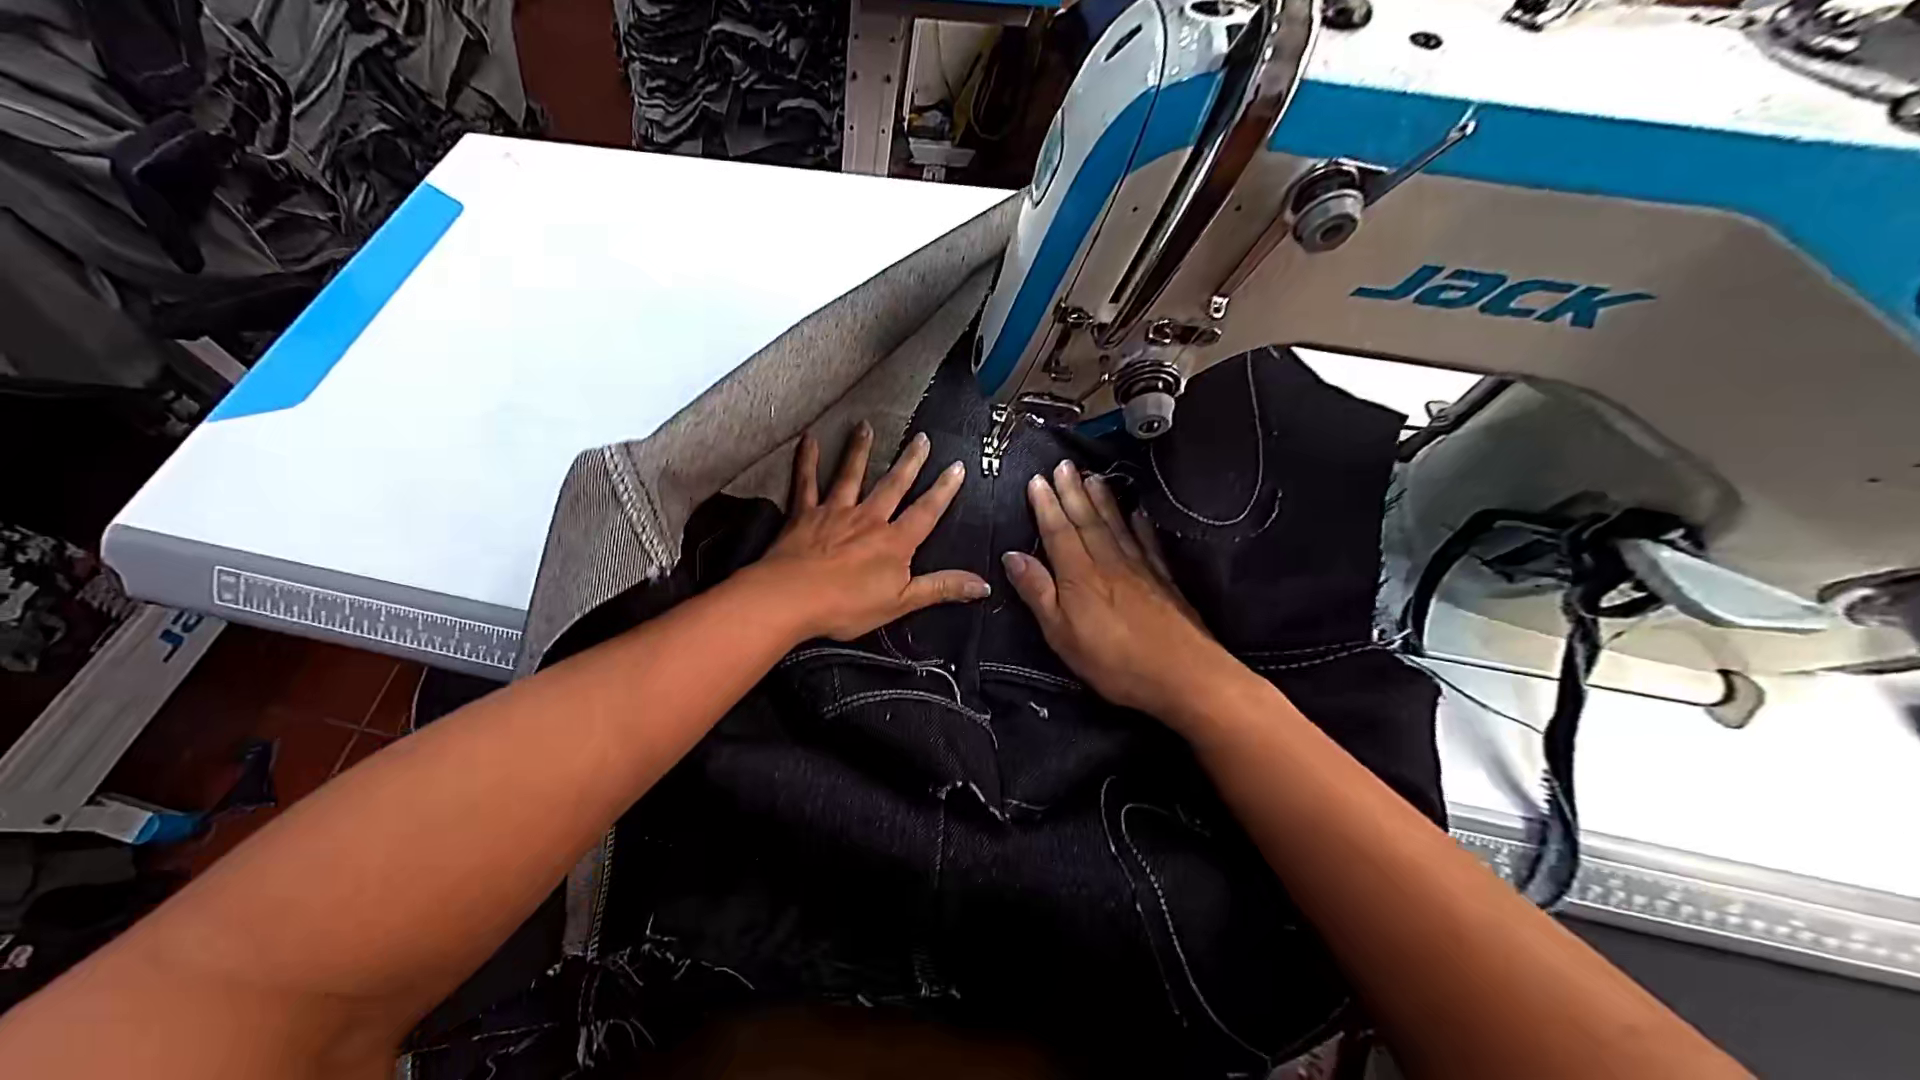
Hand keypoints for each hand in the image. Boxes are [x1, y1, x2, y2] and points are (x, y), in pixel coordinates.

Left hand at [739, 422, 989, 641]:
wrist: (791, 598)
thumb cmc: (846, 605)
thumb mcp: (902, 602)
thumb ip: (942, 588)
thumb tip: (983, 585)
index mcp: (894, 541)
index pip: (927, 511)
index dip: (944, 489)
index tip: (956, 467)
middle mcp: (868, 518)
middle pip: (894, 484)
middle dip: (910, 461)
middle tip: (921, 438)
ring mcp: (835, 512)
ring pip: (851, 474)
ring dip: (861, 449)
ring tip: (866, 426)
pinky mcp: (805, 514)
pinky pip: (807, 482)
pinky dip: (807, 461)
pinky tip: (809, 440)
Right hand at [1001, 460, 1237, 717]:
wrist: (1182, 674)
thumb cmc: (1113, 661)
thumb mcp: (1061, 634)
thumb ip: (1037, 592)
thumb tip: (1013, 557)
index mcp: (1079, 575)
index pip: (1058, 531)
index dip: (1045, 505)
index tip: (1037, 481)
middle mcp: (1108, 562)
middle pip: (1086, 519)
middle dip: (1071, 491)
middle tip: (1062, 465)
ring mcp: (1139, 567)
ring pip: (1115, 524)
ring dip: (1101, 499)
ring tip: (1092, 477)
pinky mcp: (1162, 579)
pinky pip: (1146, 541)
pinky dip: (1138, 524)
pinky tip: (1136, 511)